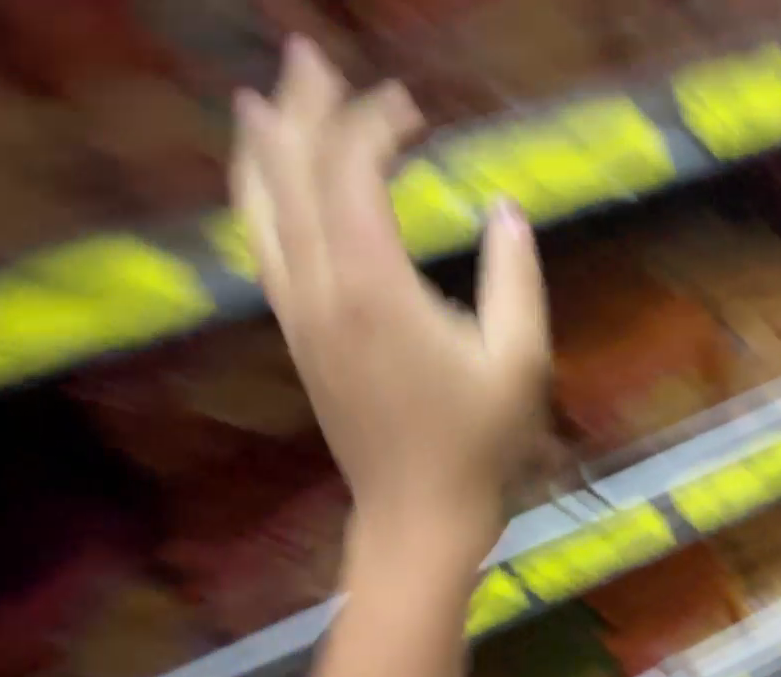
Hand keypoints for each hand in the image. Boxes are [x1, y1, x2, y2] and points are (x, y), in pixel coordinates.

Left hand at [230, 37, 549, 552]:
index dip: (374, 126)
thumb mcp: (521, 361)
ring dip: (264, 149)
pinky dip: (260, 204)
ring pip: (262, 211)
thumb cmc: (480, 444)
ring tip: (264, 101)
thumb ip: (516, 278)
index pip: (353, 176)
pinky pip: (265, 251)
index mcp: (376, 288)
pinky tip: (266, 189)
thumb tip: (505, 211)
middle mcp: (321, 289)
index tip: (410, 106)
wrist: (418, 515)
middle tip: (313, 57)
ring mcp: (300, 314)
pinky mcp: (299, 337)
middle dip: (305, 111)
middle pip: (295, 176)